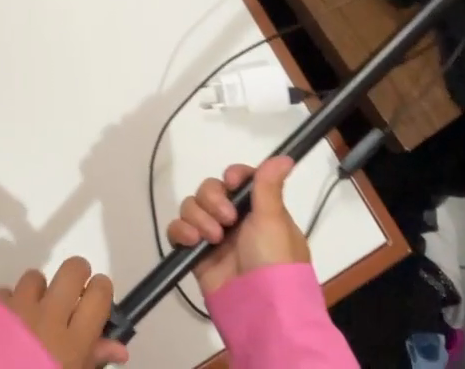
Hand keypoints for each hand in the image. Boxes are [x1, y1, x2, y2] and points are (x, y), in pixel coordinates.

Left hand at [0, 257, 131, 366]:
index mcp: (73, 342)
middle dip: (77, 274)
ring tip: (35, 314)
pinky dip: (10, 304)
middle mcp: (48, 317)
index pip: (99, 295)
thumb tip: (119, 347)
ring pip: (36, 277)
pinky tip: (9, 324)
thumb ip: (93, 359)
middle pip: (72, 270)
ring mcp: (19, 308)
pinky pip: (6, 292)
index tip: (97, 295)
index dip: (101, 289)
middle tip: (73, 292)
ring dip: (38, 292)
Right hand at [167, 156, 309, 297]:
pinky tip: (192, 241)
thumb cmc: (273, 260)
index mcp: (258, 210)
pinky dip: (181, 231)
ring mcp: (215, 237)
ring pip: (192, 206)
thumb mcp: (273, 220)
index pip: (238, 179)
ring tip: (212, 238)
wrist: (261, 309)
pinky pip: (178, 230)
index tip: (232, 183)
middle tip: (226, 219)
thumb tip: (285, 156)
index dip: (232, 176)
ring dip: (198, 217)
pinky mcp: (196, 254)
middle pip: (210, 190)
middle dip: (212, 199)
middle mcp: (236, 220)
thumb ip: (268, 185)